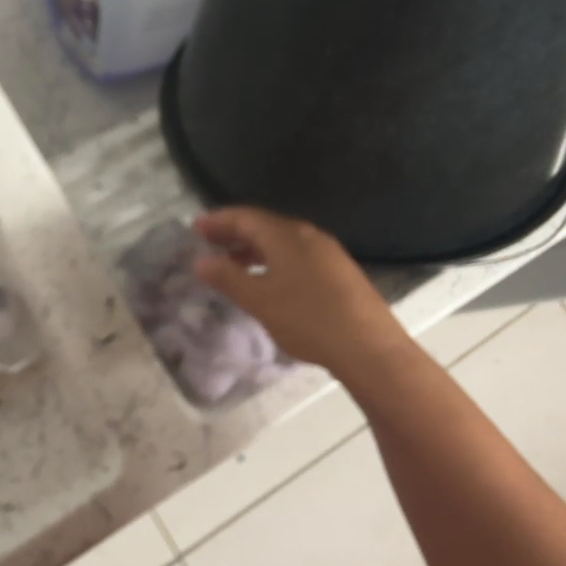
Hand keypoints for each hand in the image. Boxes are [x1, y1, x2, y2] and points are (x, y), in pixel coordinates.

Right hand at [193, 206, 410, 369]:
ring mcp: (328, 254)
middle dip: (235, 233)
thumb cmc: (307, 319)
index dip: (219, 221)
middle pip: (265, 226)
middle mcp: (308, 236)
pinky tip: (268, 282)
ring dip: (254, 249)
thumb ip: (228, 278)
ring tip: (233, 264)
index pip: (246, 217)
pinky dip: (274, 261)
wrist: (369, 348)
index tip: (196, 228)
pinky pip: (297, 256)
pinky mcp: (339, 273)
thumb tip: (202, 261)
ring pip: (282, 242)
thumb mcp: (259, 300)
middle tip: (209, 243)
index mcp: (286, 236)